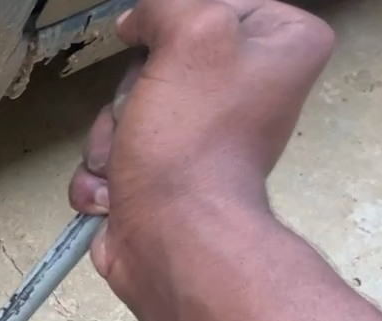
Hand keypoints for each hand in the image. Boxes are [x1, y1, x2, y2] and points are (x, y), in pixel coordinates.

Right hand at [69, 0, 334, 299]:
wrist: (170, 236)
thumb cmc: (189, 139)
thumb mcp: (190, 37)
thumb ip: (167, 5)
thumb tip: (136, 20)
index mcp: (280, 45)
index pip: (213, 6)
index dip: (171, 33)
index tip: (160, 61)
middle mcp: (245, 90)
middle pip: (157, 67)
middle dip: (128, 100)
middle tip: (140, 122)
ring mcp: (196, 140)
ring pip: (124, 117)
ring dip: (107, 144)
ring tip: (123, 167)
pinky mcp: (156, 181)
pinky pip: (110, 162)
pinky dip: (100, 179)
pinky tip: (113, 194)